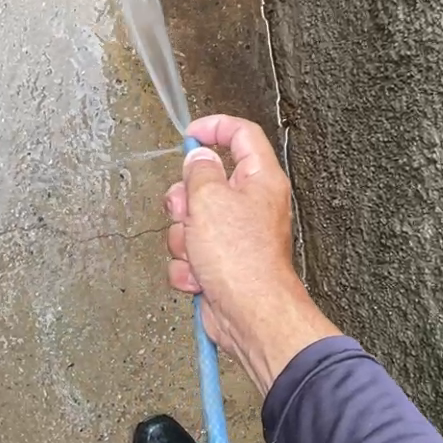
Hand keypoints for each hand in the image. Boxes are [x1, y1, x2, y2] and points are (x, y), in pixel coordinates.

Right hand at [164, 115, 340, 391]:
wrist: (248, 314)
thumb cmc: (241, 259)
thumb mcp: (210, 200)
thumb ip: (199, 171)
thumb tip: (197, 159)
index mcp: (259, 180)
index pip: (241, 136)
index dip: (214, 127)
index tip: (189, 133)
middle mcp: (249, 205)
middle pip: (203, 183)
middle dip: (183, 200)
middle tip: (188, 212)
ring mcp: (233, 236)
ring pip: (189, 222)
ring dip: (183, 239)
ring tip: (199, 254)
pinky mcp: (218, 263)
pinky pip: (187, 254)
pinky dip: (187, 267)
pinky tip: (201, 276)